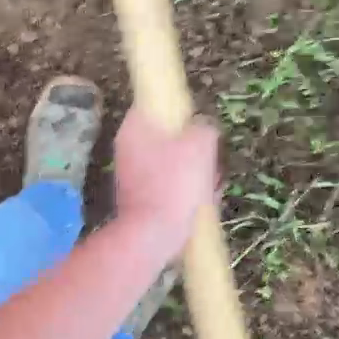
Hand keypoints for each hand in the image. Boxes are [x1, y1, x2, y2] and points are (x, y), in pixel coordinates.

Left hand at [113, 108, 219, 256]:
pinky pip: (167, 184)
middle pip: (169, 136)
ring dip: (194, 172)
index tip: (198, 125)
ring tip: (210, 187)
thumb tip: (203, 126)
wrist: (153, 234)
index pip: (158, 103)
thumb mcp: (201, 145)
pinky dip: (185, 191)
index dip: (183, 112)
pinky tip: (201, 203)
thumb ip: (204, 126)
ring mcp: (131, 173)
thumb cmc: (175, 183)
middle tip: (210, 162)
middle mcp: (128, 145)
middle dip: (194, 149)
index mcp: (136, 126)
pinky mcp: (138, 196)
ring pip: (172, 162)